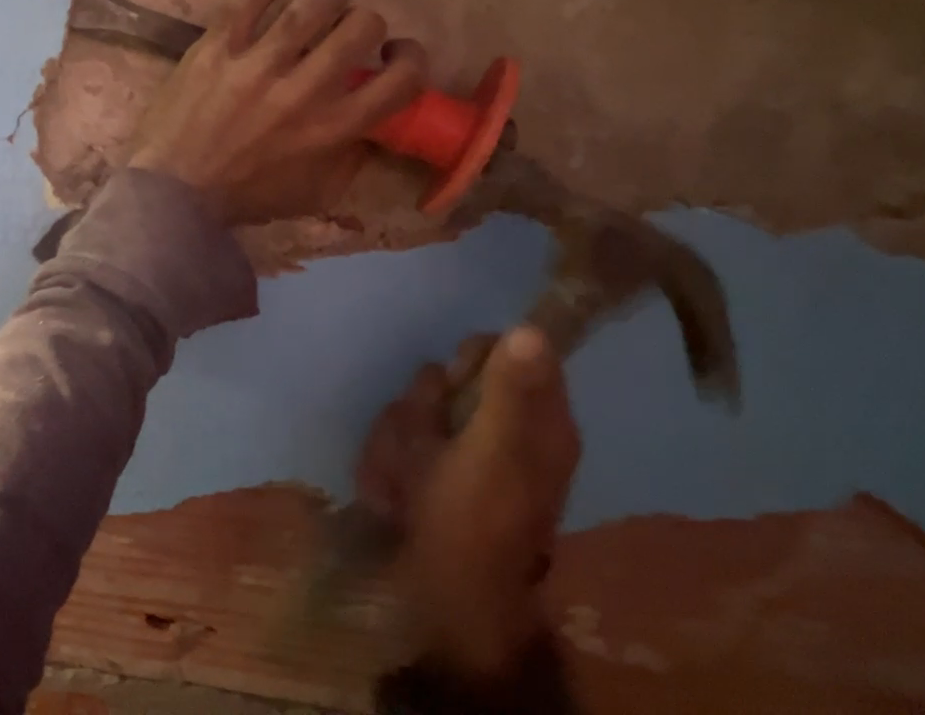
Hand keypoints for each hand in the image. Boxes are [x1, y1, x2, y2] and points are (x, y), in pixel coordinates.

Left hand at [126, 0, 428, 225]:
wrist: (171, 193)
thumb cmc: (243, 198)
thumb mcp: (313, 194)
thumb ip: (351, 157)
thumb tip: (375, 123)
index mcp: (333, 128)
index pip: (403, 78)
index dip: (411, 57)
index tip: (393, 55)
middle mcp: (302, 89)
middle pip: (362, 25)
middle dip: (366, 23)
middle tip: (350, 31)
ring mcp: (255, 64)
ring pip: (311, 4)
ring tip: (323, 5)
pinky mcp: (215, 48)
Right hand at [355, 327, 580, 679]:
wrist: (442, 596)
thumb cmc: (471, 519)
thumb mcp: (493, 451)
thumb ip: (508, 391)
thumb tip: (532, 328)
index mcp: (537, 422)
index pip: (504, 352)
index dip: (472, 361)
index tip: (453, 386)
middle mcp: (501, 430)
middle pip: (448, 380)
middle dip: (421, 406)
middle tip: (425, 440)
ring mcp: (460, 452)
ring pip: (414, 411)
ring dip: (398, 438)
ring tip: (402, 479)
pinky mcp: (429, 472)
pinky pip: (398, 442)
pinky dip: (388, 461)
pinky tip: (390, 491)